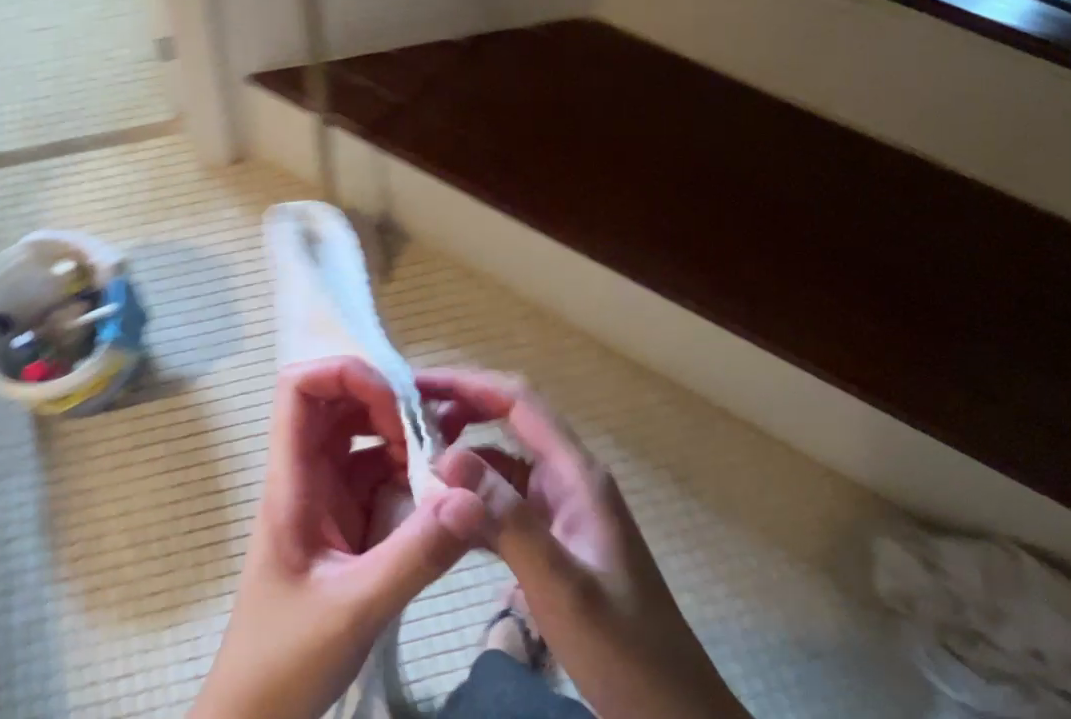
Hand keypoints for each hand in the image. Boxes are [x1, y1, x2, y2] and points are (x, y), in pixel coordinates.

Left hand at [190, 359, 491, 718]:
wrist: (258, 710)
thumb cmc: (286, 657)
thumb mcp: (356, 608)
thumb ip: (415, 556)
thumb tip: (473, 498)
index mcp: (291, 483)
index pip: (298, 391)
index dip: (342, 373)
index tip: (396, 398)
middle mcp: (307, 479)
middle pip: (337, 406)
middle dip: (387, 401)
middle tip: (439, 427)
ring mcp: (327, 502)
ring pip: (363, 442)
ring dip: (404, 438)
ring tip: (453, 453)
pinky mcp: (347, 529)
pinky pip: (380, 481)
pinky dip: (411, 476)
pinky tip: (445, 493)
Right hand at [420, 369, 752, 718]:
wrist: (669, 711)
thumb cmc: (623, 647)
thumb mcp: (561, 584)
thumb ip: (506, 520)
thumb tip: (447, 457)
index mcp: (577, 477)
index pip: (519, 403)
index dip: (467, 384)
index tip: (413, 384)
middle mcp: (567, 483)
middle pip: (507, 425)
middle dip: (457, 415)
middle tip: (401, 425)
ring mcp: (559, 515)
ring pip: (500, 468)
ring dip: (458, 463)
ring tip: (405, 467)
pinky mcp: (550, 545)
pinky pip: (501, 508)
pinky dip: (468, 504)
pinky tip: (435, 518)